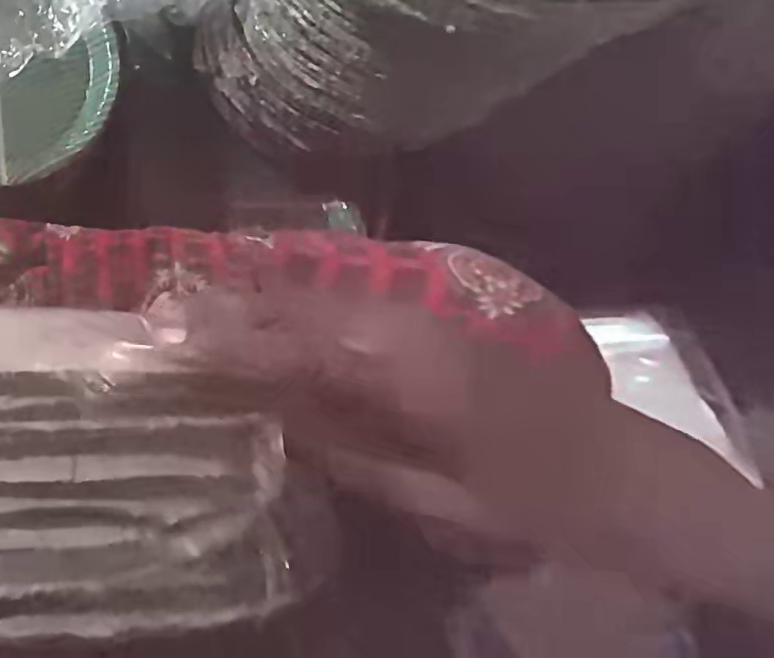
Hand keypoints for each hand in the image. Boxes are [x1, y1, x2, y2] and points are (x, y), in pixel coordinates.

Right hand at [142, 277, 602, 547]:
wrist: (612, 460)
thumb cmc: (521, 492)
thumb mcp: (428, 493)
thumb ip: (340, 444)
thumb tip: (264, 407)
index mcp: (406, 362)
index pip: (293, 337)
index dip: (226, 333)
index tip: (165, 328)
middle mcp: (402, 311)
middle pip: (293, 296)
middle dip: (225, 301)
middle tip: (160, 303)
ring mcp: (414, 294)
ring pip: (314, 281)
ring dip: (251, 287)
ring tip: (192, 291)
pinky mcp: (422, 292)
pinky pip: (339, 284)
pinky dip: (291, 287)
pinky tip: (255, 286)